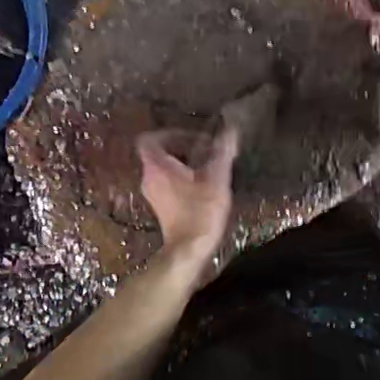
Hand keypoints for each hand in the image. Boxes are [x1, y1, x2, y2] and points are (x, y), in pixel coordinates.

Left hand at [137, 125, 238, 271]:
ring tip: (207, 169)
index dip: (171, 134)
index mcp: (157, 166)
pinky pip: (166, 184)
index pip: (150, 138)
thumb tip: (230, 130)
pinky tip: (202, 188)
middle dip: (182, 149)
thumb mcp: (217, 178)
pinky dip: (181, 180)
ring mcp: (152, 194)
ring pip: (163, 169)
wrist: (189, 249)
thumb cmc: (201, 211)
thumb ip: (222, 152)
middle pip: (158, 153)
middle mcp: (148, 177)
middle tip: (205, 153)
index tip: (194, 139)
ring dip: (183, 165)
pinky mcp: (159, 207)